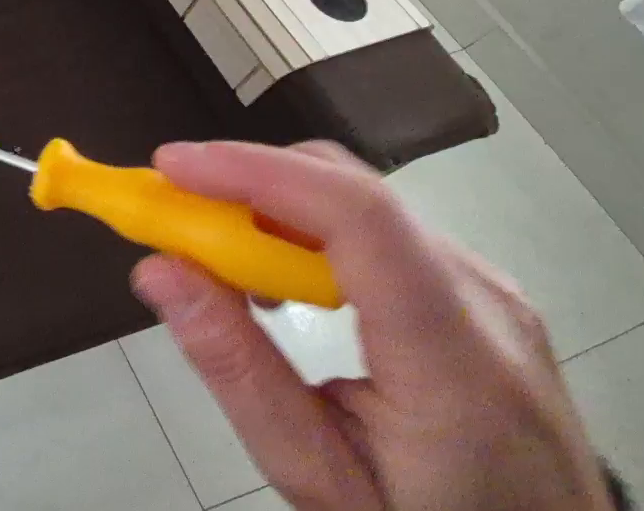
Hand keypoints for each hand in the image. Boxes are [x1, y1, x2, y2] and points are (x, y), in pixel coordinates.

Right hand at [131, 140, 611, 510]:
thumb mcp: (317, 476)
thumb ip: (237, 371)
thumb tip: (157, 270)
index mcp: (454, 358)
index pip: (359, 218)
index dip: (256, 172)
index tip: (169, 167)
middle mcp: (483, 299)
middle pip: (352, 190)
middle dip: (246, 180)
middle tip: (172, 212)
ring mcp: (486, 286)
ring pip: (358, 195)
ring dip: (269, 201)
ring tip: (214, 256)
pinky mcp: (473, 285)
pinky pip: (374, 222)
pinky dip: (302, 223)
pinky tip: (273, 278)